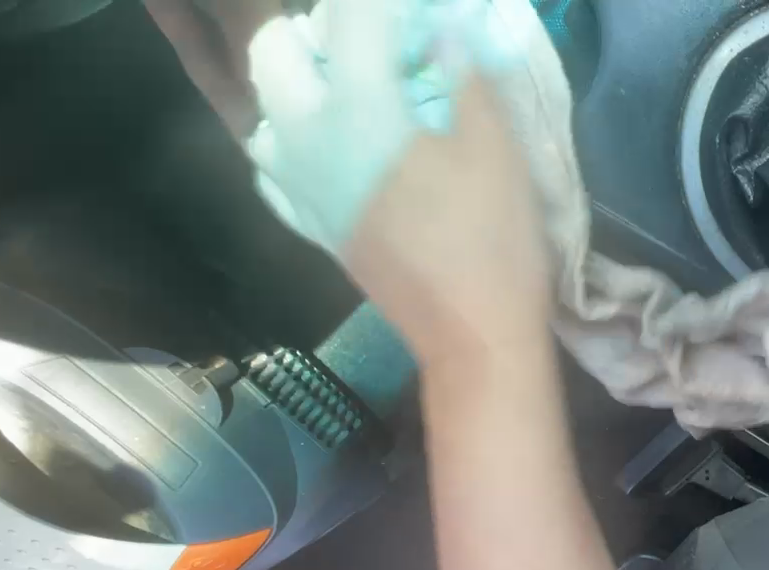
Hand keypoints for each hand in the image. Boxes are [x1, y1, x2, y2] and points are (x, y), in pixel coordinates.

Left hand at [145, 0, 551, 362]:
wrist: (475, 338)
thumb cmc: (497, 247)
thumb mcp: (500, 157)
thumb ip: (469, 81)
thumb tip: (451, 30)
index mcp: (358, 109)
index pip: (357, 17)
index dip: (397, 8)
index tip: (432, 18)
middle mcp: (306, 135)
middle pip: (279, 47)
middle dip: (329, 35)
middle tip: (386, 55)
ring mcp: (299, 184)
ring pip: (267, 104)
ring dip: (306, 88)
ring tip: (361, 104)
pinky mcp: (310, 224)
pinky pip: (275, 164)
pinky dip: (297, 143)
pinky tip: (335, 154)